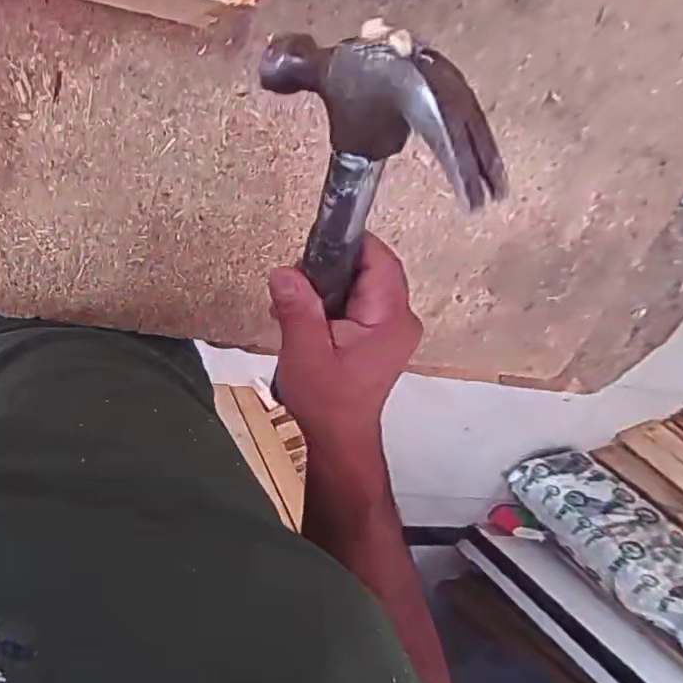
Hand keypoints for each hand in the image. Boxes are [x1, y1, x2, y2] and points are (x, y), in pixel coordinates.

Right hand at [268, 234, 422, 451]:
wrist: (338, 437)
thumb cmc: (326, 400)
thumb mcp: (303, 351)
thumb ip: (296, 308)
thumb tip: (284, 271)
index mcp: (389, 318)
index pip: (378, 259)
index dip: (347, 245)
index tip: (310, 247)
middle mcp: (399, 319)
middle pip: (369, 269)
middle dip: (328, 270)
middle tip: (293, 285)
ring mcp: (391, 329)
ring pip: (360, 286)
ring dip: (325, 289)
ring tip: (294, 308)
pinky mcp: (379, 337)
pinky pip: (357, 304)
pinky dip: (330, 305)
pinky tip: (306, 321)